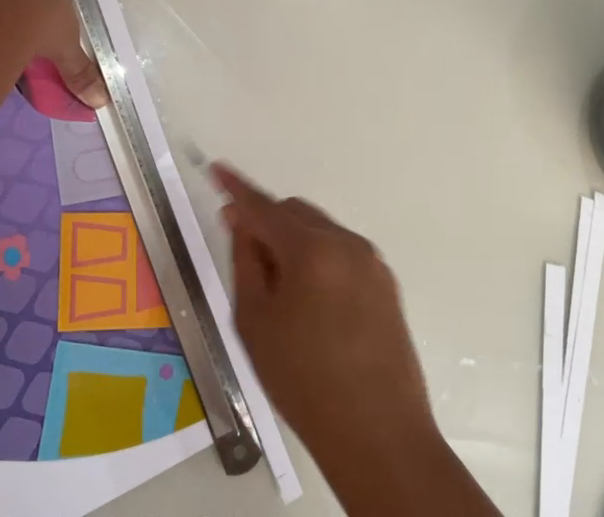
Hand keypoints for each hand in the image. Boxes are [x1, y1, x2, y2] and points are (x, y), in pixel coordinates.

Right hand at [212, 163, 433, 453]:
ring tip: (279, 292)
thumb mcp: (255, 321)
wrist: (378, 434)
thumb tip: (241, 220)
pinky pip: (342, 253)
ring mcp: (372, 264)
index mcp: (311, 249)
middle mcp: (347, 244)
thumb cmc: (302, 379)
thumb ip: (246, 260)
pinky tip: (310, 304)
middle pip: (295, 212)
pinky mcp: (387, 286)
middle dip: (266, 221)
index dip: (236, 188)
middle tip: (243, 254)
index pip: (263, 207)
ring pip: (320, 231)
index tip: (217, 169)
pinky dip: (318, 260)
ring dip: (293, 242)